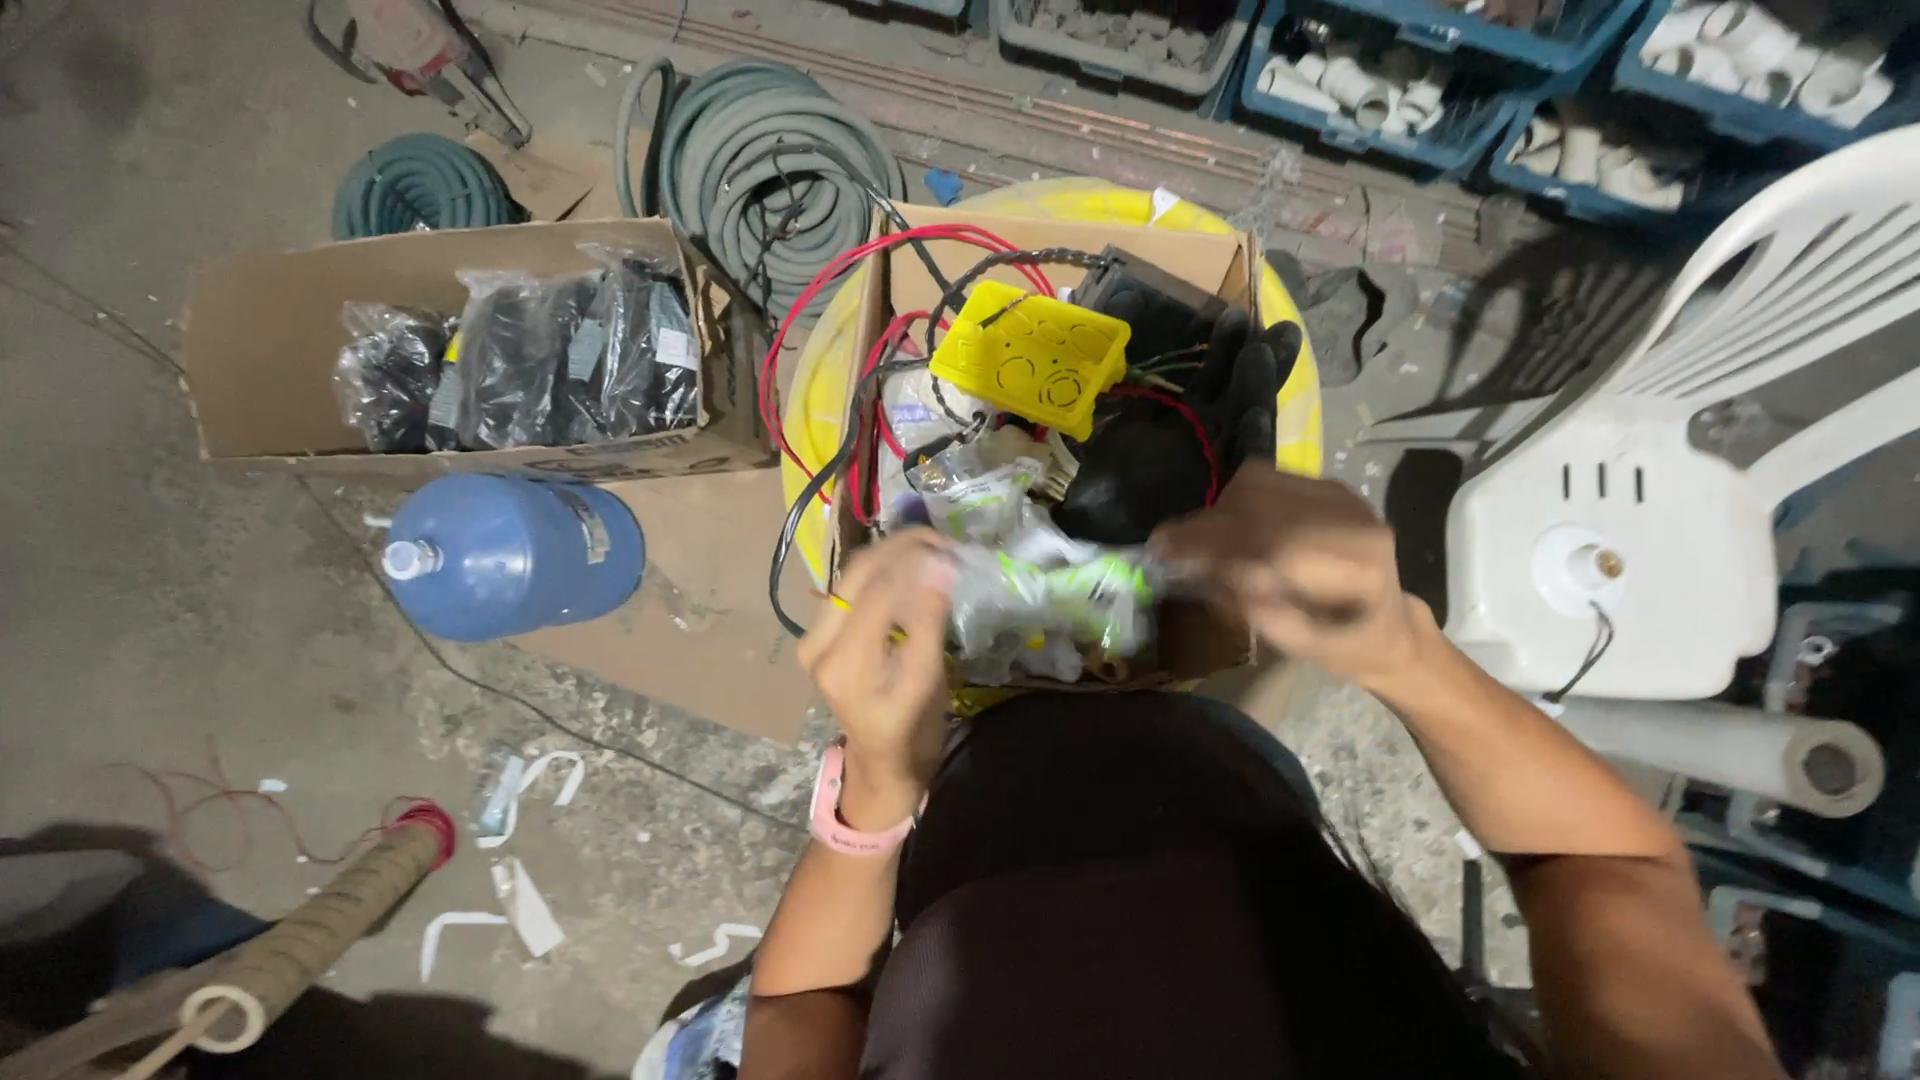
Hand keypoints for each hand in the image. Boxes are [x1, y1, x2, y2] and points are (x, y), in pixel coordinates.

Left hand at [797, 530, 955, 818]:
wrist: (882, 764)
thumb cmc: (911, 731)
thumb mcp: (928, 681)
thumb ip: (929, 621)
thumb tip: (941, 565)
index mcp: (842, 661)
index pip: (878, 589)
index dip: (916, 560)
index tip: (953, 549)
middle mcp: (817, 643)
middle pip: (859, 572)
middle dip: (902, 547)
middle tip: (945, 541)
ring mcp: (814, 637)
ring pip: (854, 575)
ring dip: (893, 555)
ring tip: (934, 549)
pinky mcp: (822, 634)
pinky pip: (853, 588)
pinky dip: (884, 572)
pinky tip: (912, 568)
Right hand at [1150, 469, 1433, 688]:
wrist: (1391, 624)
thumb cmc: (1350, 646)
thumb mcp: (1309, 649)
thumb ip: (1265, 617)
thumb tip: (1210, 582)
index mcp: (1360, 567)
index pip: (1275, 545)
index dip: (1214, 545)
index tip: (1166, 552)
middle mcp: (1356, 519)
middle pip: (1261, 507)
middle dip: (1205, 526)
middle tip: (1166, 546)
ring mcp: (1342, 496)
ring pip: (1257, 484)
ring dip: (1218, 511)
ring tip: (1199, 542)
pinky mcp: (1327, 485)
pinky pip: (1264, 477)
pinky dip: (1232, 500)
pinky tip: (1226, 528)